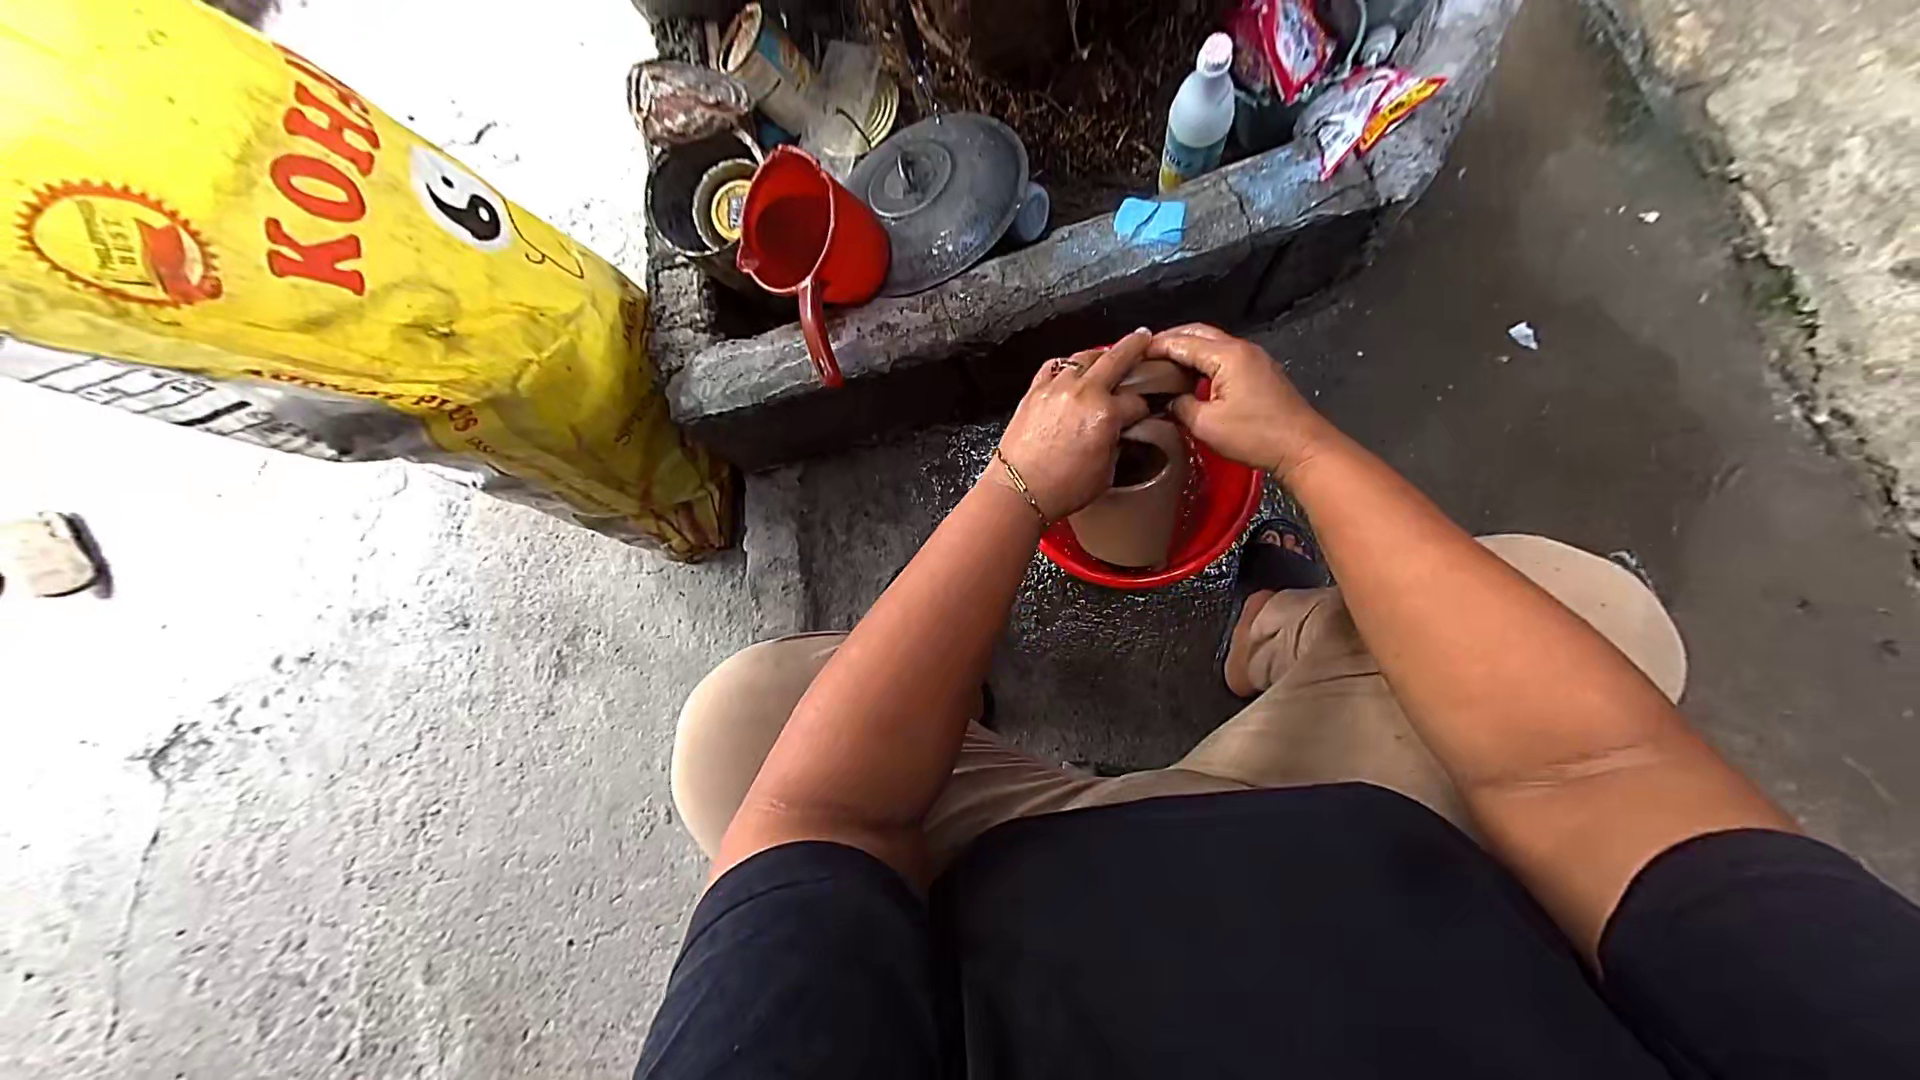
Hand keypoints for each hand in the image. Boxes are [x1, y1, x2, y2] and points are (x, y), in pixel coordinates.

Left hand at [994, 330, 1152, 520]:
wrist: (1019, 491)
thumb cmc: (1058, 489)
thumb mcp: (1106, 473)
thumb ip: (1117, 446)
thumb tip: (1118, 435)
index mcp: (1106, 414)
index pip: (1137, 401)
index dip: (1144, 408)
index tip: (1143, 412)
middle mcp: (1082, 393)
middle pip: (1117, 358)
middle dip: (1134, 346)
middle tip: (1142, 339)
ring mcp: (1056, 388)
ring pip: (1083, 357)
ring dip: (1099, 355)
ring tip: (1107, 356)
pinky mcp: (1034, 392)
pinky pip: (1054, 367)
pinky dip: (1066, 366)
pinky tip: (1071, 370)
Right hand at [1149, 324, 1339, 478]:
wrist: (1301, 447)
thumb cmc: (1255, 435)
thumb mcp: (1205, 425)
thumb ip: (1180, 406)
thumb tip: (1168, 401)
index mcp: (1227, 356)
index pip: (1182, 342)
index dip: (1154, 347)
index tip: (1132, 355)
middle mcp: (1241, 349)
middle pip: (1197, 333)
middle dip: (1169, 340)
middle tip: (1144, 355)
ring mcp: (1253, 358)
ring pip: (1211, 342)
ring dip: (1186, 349)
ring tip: (1161, 365)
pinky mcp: (1258, 372)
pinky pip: (1223, 356)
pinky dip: (1201, 359)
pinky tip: (1188, 376)